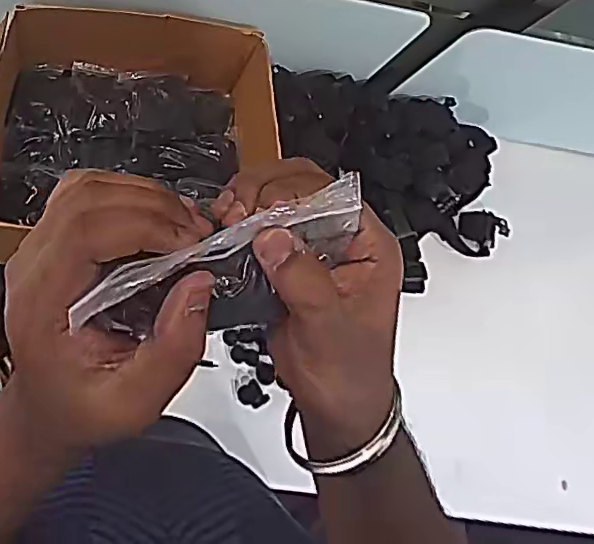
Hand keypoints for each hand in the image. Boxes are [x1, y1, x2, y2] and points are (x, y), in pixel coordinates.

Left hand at [0, 169, 215, 457]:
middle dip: (155, 206)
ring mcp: (40, 243)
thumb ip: (173, 351)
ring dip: (145, 194)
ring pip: (89, 185)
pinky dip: (130, 192)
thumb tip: (199, 285)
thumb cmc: (79, 404)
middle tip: (194, 232)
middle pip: (89, 198)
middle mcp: (33, 263)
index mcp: (41, 303)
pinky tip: (156, 214)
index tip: (187, 242)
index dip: (145, 224)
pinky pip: (88, 189)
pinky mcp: (56, 232)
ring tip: (181, 223)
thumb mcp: (133, 403)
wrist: (48, 404)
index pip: (84, 230)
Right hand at [218, 159, 400, 458]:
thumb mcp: (330, 328)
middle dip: (266, 189)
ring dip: (249, 198)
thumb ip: (304, 280)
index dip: (296, 194)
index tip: (265, 209)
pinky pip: (259, 222)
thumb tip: (273, 237)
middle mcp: (339, 236)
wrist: (334, 409)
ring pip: (278, 195)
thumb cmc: (349, 374)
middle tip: (240, 210)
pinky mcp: (283, 256)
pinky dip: (239, 218)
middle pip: (302, 184)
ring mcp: (309, 243)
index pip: (333, 196)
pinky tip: (226, 226)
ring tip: (230, 216)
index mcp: (367, 244)